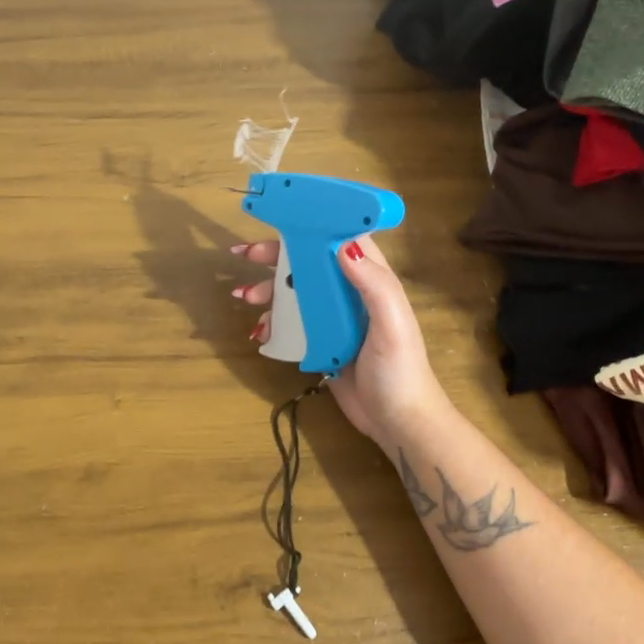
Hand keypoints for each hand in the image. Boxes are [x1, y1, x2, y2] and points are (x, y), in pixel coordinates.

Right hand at [230, 236, 455, 452]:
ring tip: (245, 298)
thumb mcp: (391, 323)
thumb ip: (372, 284)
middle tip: (243, 256)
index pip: (340, 239)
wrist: (398, 423)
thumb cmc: (400, 370)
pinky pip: (291, 325)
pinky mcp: (321, 344)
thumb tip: (341, 246)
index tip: (279, 221)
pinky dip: (272, 322)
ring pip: (295, 292)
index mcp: (372, 280)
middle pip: (309, 263)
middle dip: (275, 256)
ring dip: (268, 290)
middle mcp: (350, 294)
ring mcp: (334, 319)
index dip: (311, 225)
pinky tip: (258, 330)